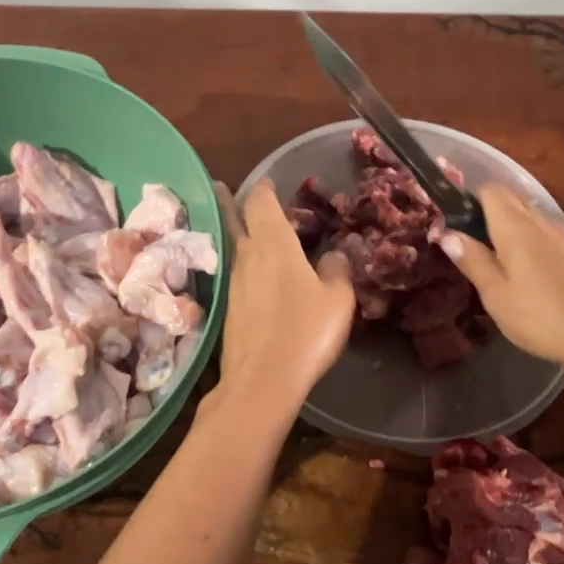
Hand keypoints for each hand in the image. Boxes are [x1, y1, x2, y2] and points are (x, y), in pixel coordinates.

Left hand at [213, 181, 355, 404]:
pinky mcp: (230, 310)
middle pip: (238, 222)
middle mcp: (247, 257)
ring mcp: (234, 285)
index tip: (267, 182)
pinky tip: (258, 277)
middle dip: (235, 205)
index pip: (261, 203)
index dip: (264, 190)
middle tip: (226, 190)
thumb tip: (334, 254)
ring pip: (237, 250)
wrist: (262, 380)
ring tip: (252, 232)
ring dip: (242, 238)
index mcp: (273, 244)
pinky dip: (247, 267)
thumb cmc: (305, 331)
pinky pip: (239, 277)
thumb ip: (337, 270)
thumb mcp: (337, 299)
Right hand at [439, 184, 563, 371]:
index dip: (468, 201)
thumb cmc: (542, 316)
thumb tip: (447, 233)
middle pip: (510, 201)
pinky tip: (526, 276)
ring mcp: (563, 236)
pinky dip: (529, 245)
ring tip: (495, 265)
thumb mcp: (496, 294)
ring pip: (529, 218)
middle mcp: (541, 221)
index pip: (489, 190)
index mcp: (515, 225)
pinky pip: (545, 236)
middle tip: (470, 249)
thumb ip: (472, 260)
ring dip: (509, 231)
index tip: (454, 227)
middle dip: (486, 215)